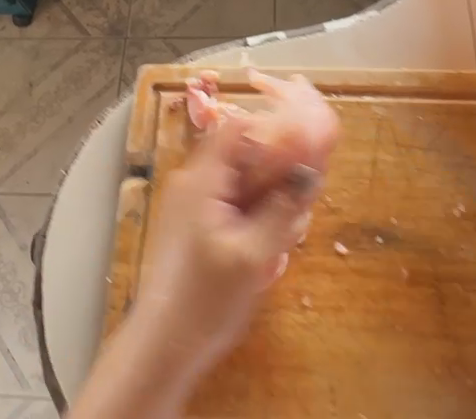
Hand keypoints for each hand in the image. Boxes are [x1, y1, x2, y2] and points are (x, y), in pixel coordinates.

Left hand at [129, 114, 329, 377]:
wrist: (164, 348)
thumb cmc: (205, 300)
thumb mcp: (255, 254)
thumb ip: (284, 207)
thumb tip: (311, 168)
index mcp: (203, 178)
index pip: (241, 127)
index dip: (277, 130)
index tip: (309, 150)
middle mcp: (198, 181)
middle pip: (250, 156)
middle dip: (281, 178)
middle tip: (299, 212)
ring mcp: (198, 204)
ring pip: (250, 184)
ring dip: (274, 205)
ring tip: (281, 245)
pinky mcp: (203, 225)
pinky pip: (240, 207)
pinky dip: (260, 221)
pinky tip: (269, 255)